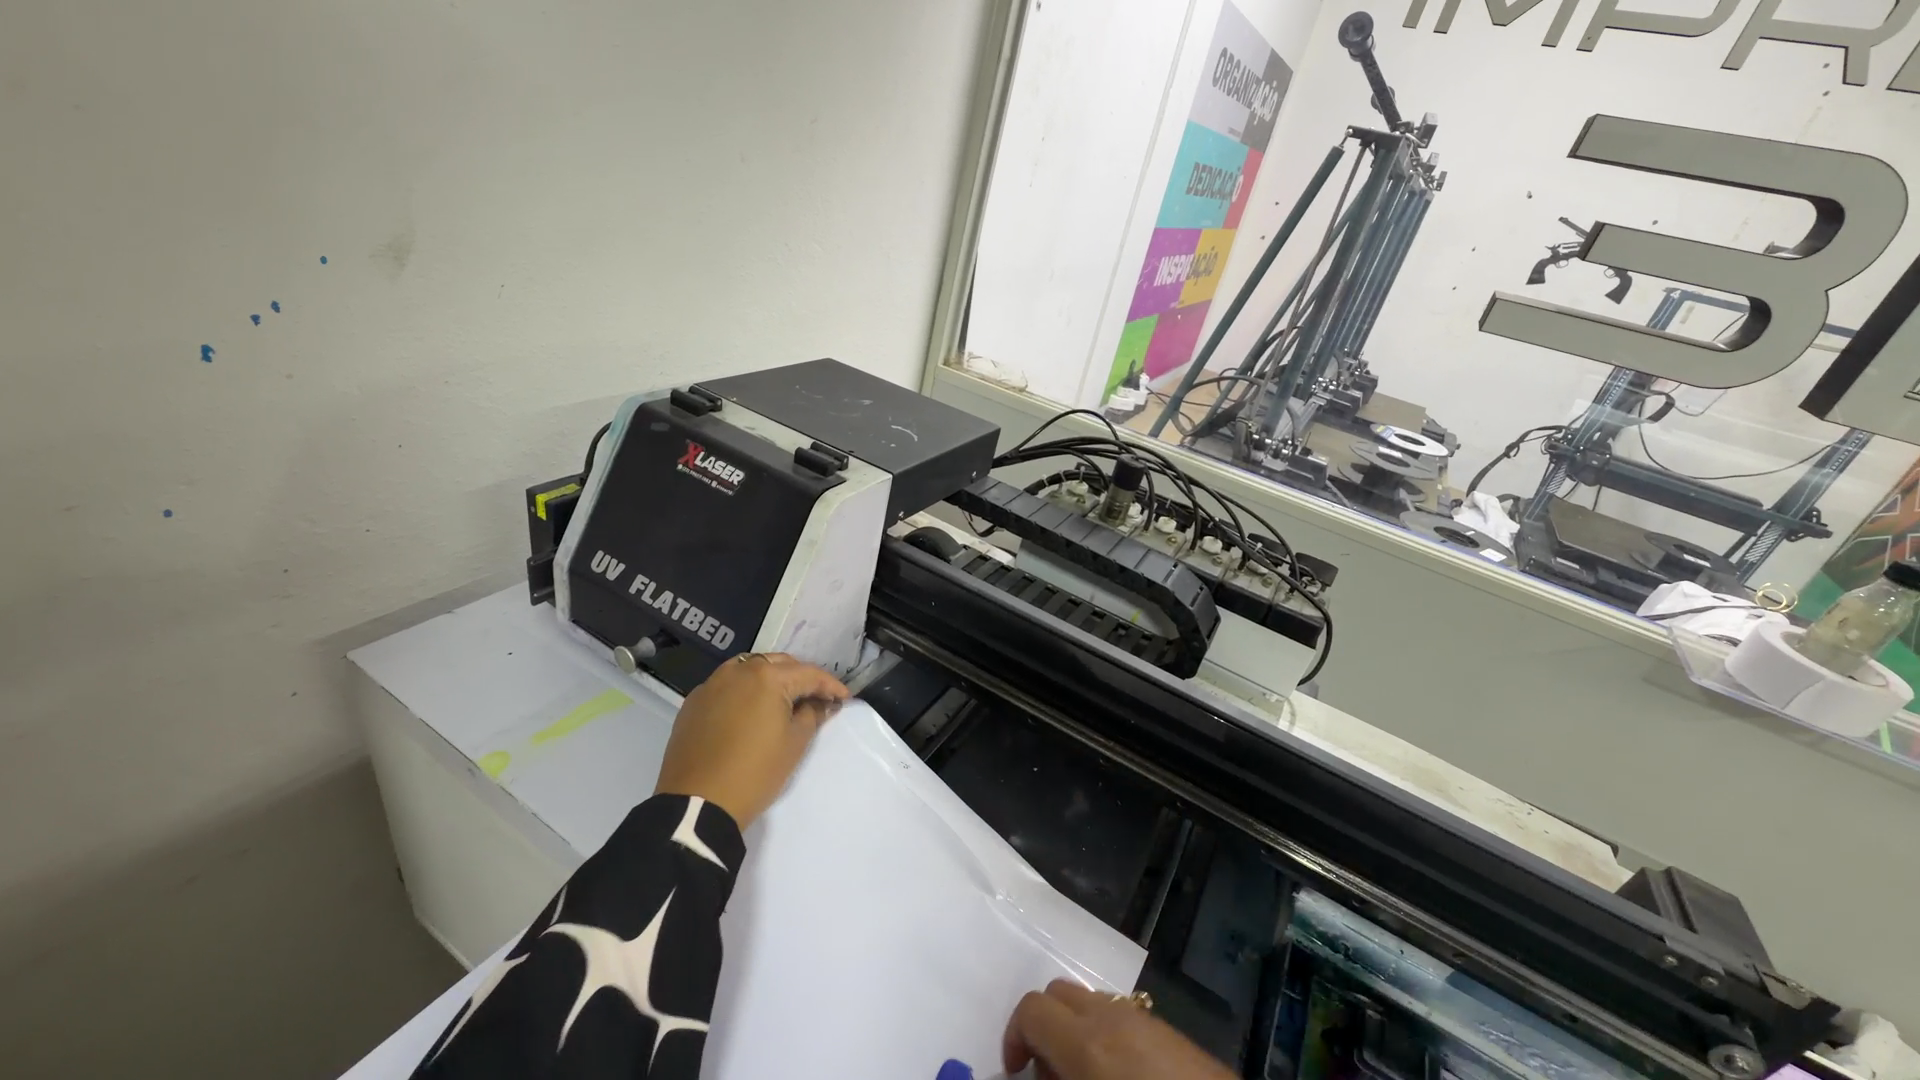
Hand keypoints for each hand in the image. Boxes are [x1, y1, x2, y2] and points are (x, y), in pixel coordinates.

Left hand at [654, 653, 848, 828]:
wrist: (697, 804)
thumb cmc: (755, 772)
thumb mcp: (794, 744)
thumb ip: (812, 715)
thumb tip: (822, 703)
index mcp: (767, 677)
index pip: (808, 674)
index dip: (830, 685)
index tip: (844, 698)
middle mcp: (738, 671)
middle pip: (778, 663)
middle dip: (800, 677)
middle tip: (816, 699)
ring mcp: (711, 684)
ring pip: (749, 669)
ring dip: (770, 679)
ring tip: (784, 701)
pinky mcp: (694, 702)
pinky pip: (726, 686)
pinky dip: (744, 691)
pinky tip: (750, 712)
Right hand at [1003, 980, 1233, 1079]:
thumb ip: (1055, 1079)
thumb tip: (1042, 1074)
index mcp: (1086, 1043)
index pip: (1031, 1010)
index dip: (1014, 1037)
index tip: (1016, 1074)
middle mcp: (1111, 1018)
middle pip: (1057, 993)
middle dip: (1042, 1027)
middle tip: (1048, 1075)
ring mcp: (1143, 1019)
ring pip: (1090, 1002)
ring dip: (1073, 1029)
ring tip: (1083, 1077)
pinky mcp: (1169, 1031)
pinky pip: (1121, 1016)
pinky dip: (1104, 1035)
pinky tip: (1120, 1076)